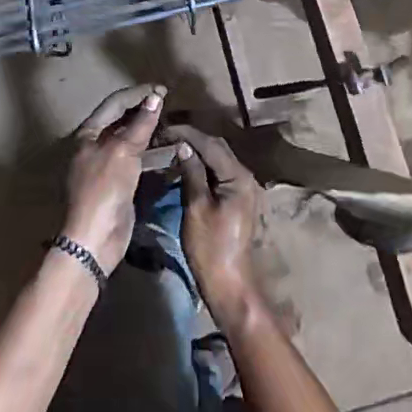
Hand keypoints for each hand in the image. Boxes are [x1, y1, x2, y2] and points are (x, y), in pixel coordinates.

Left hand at [62, 83, 163, 273]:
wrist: (95, 238)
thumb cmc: (104, 188)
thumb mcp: (123, 151)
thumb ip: (141, 123)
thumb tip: (156, 97)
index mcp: (87, 134)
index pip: (115, 103)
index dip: (138, 94)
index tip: (162, 90)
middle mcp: (94, 146)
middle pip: (121, 119)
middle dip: (144, 109)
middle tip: (168, 102)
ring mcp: (106, 164)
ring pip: (130, 138)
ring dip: (149, 128)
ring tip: (170, 121)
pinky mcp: (119, 181)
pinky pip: (137, 157)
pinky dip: (151, 149)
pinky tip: (168, 147)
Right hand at [163, 124, 261, 324]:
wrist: (230, 284)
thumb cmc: (211, 248)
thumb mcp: (196, 209)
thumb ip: (192, 174)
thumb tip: (183, 146)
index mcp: (238, 176)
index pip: (211, 145)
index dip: (188, 134)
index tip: (165, 128)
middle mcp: (246, 176)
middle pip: (218, 149)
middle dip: (194, 140)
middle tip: (167, 136)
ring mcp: (244, 188)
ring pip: (220, 160)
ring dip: (199, 152)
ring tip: (173, 147)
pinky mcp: (239, 199)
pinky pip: (221, 173)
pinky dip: (205, 166)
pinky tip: (187, 167)